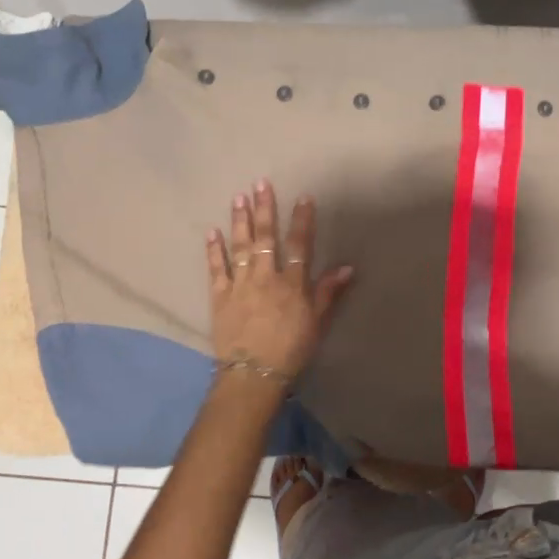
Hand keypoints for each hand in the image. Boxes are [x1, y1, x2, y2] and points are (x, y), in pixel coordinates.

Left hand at [205, 181, 352, 378]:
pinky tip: (211, 231)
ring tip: (238, 198)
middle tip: (260, 183)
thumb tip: (347, 267)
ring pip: (241, 246)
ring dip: (240, 221)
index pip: (299, 245)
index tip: (303, 197)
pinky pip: (216, 268)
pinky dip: (213, 249)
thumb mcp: (316, 323)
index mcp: (292, 284)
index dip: (302, 220)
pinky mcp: (219, 297)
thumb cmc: (291, 351)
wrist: (253, 374)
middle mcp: (265, 277)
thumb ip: (328, 293)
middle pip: (266, 238)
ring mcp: (239, 285)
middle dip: (265, 209)